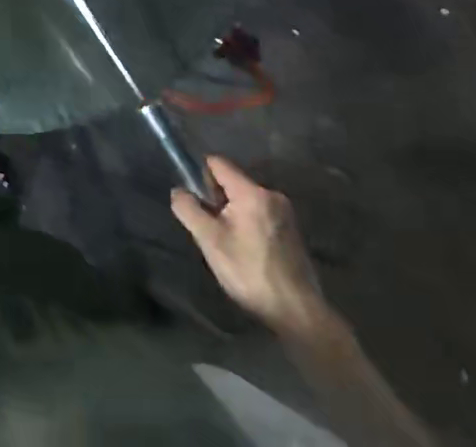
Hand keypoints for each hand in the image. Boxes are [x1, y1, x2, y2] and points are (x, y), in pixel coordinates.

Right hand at [172, 156, 331, 337]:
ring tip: (225, 241)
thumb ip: (187, 207)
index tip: (193, 199)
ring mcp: (285, 215)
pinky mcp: (290, 231)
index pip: (217, 163)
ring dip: (228, 213)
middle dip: (214, 198)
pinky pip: (257, 213)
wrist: (296, 312)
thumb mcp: (207, 238)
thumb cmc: (248, 270)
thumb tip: (180, 192)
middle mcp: (273, 197)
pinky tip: (243, 249)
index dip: (198, 174)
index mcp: (253, 194)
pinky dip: (244, 223)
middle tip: (209, 227)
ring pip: (243, 199)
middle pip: (230, 181)